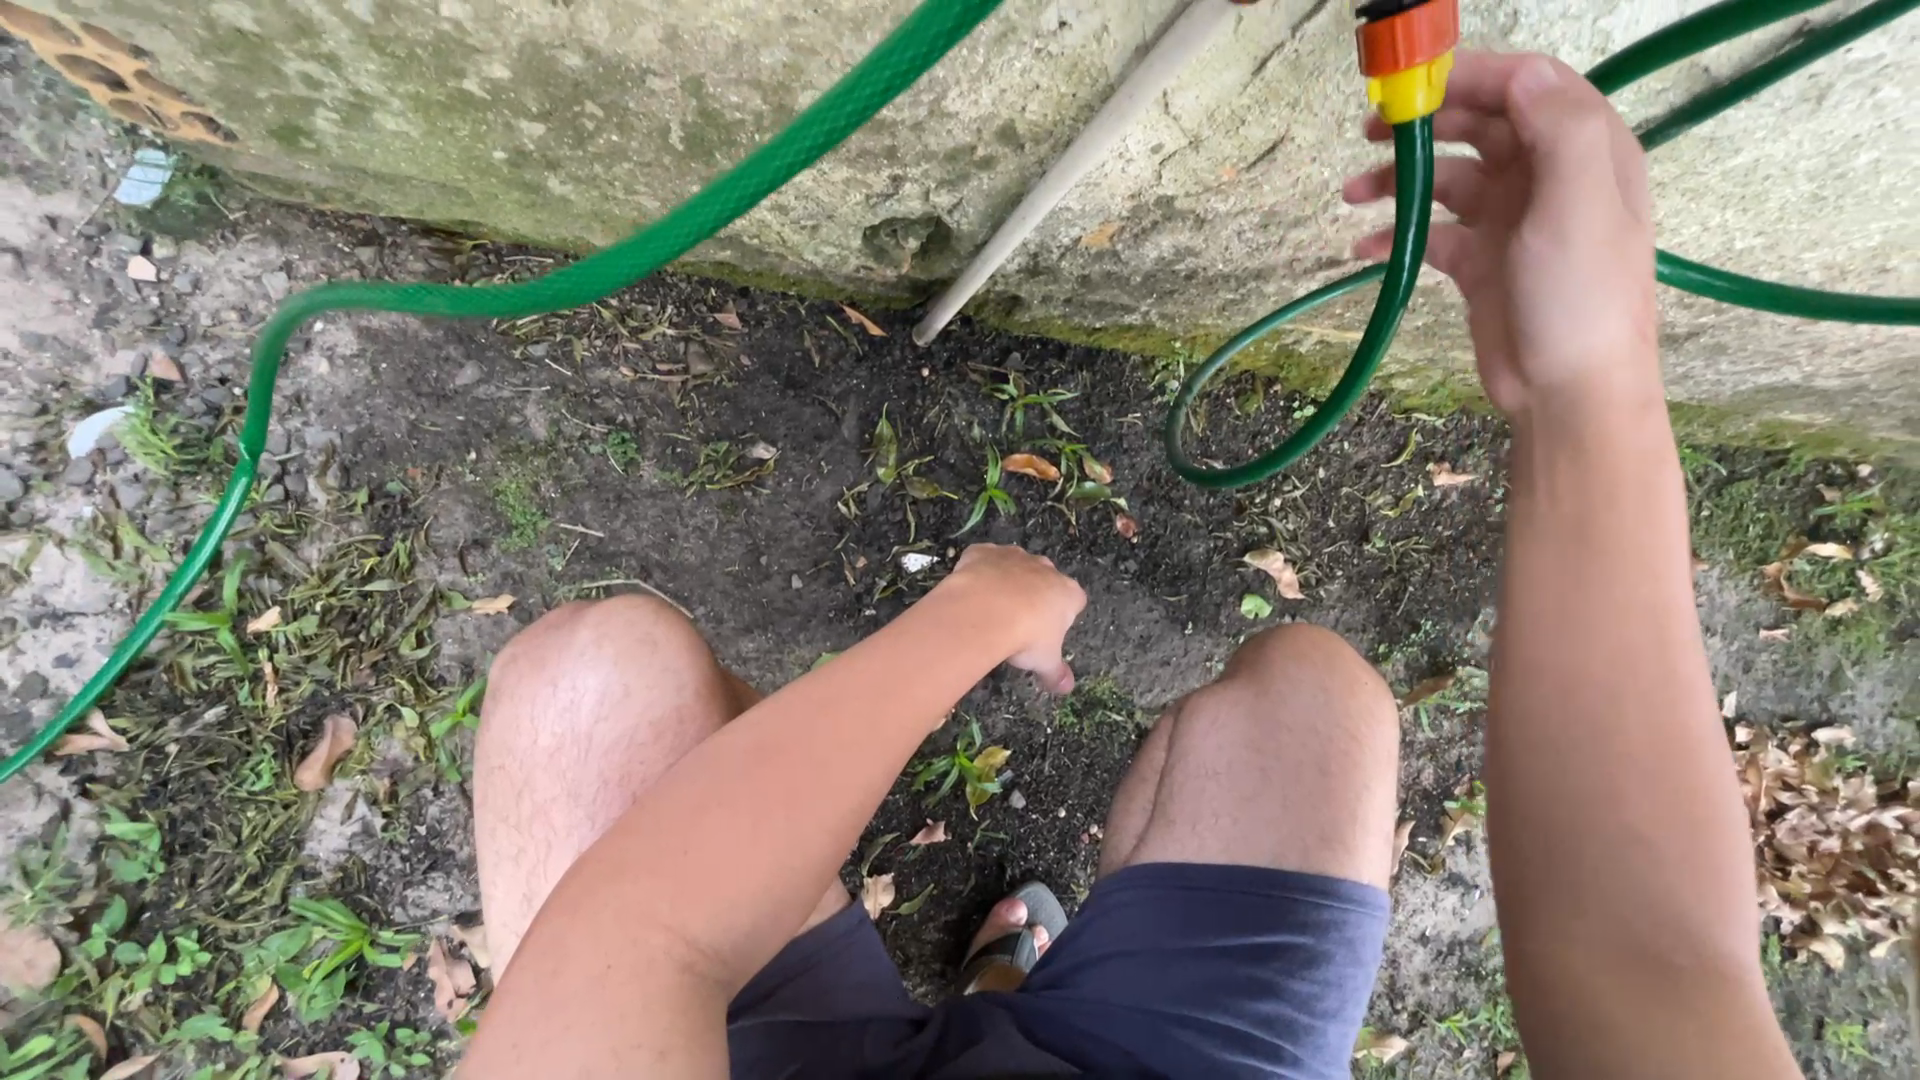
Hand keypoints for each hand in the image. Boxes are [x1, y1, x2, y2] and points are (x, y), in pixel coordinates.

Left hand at [940, 544, 1085, 694]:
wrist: (986, 610)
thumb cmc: (1025, 637)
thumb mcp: (1044, 661)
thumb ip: (1056, 673)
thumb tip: (1066, 689)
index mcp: (1067, 593)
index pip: (1074, 601)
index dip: (1062, 615)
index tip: (1047, 631)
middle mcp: (1044, 568)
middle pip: (1045, 579)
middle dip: (1034, 595)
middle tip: (1018, 621)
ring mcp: (1014, 556)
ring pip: (1015, 565)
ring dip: (1007, 580)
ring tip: (992, 607)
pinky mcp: (985, 551)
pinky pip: (984, 557)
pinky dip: (979, 569)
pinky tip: (971, 589)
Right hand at [1343, 52, 1659, 418]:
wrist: (1565, 385)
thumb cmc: (1580, 294)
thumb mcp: (1577, 205)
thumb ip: (1559, 130)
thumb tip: (1520, 72)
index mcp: (1582, 148)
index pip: (1526, 87)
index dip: (1472, 76)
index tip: (1413, 83)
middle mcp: (1544, 175)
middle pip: (1478, 127)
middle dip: (1425, 125)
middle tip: (1369, 131)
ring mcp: (1507, 219)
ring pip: (1444, 179)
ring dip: (1399, 181)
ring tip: (1351, 195)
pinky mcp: (1476, 261)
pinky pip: (1428, 234)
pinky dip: (1395, 236)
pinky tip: (1364, 248)